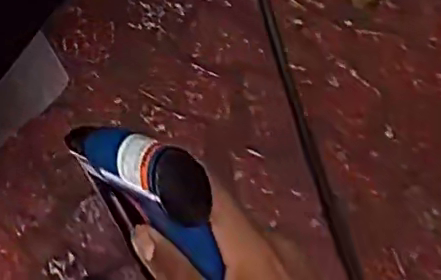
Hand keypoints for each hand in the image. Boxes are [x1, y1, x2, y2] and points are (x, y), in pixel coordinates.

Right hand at [130, 168, 315, 279]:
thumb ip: (177, 272)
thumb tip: (140, 231)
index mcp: (254, 242)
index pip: (205, 181)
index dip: (169, 170)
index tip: (137, 173)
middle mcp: (278, 241)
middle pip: (219, 214)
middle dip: (189, 227)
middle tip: (163, 247)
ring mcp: (297, 262)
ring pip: (239, 240)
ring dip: (214, 252)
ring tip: (199, 276)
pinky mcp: (303, 278)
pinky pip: (261, 261)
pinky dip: (238, 268)